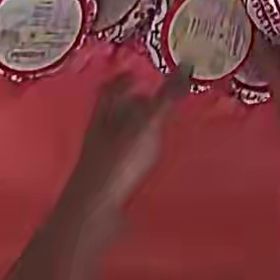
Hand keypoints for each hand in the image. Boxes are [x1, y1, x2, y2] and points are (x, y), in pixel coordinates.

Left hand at [67, 70, 186, 209]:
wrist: (93, 215)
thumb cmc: (120, 160)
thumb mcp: (149, 122)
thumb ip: (168, 95)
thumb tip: (187, 65)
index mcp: (106, 110)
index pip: (113, 85)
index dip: (126, 77)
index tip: (141, 73)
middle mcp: (100, 129)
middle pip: (115, 109)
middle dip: (133, 102)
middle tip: (156, 97)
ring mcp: (100, 156)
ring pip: (119, 132)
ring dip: (136, 127)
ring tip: (159, 126)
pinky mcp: (105, 180)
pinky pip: (123, 156)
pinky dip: (136, 151)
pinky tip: (151, 157)